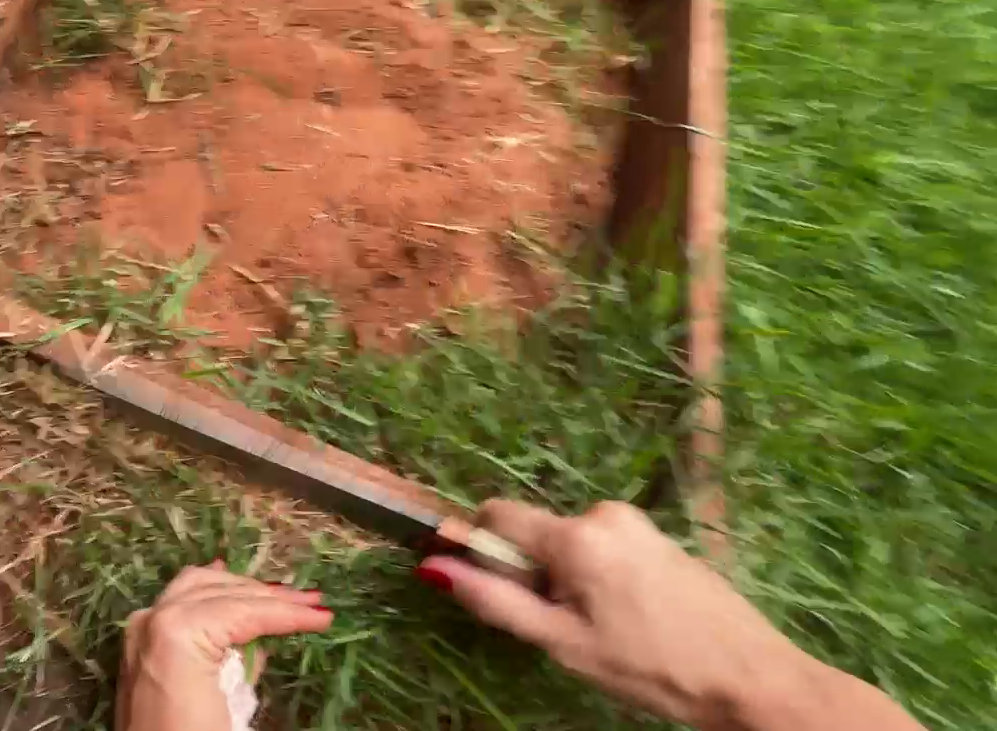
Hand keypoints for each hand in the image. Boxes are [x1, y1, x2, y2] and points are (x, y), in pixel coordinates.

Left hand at [119, 562, 332, 730]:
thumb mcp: (235, 709)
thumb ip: (250, 662)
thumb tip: (262, 641)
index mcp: (177, 632)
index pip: (242, 609)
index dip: (286, 611)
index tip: (323, 614)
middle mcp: (153, 619)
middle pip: (220, 591)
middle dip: (268, 596)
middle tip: (311, 603)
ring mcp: (141, 629)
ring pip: (197, 587)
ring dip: (240, 590)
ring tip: (281, 597)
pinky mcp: (139, 644)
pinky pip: (176, 600)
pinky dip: (207, 591)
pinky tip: (226, 580)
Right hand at [417, 501, 920, 730]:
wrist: (766, 686)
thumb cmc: (654, 668)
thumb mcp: (565, 644)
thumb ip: (494, 601)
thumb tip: (432, 566)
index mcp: (572, 535)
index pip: (495, 514)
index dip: (488, 549)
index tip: (512, 589)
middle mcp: (599, 512)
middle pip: (535, 529)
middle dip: (537, 568)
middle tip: (570, 620)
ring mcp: (634, 521)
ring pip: (569, 537)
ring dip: (570, 571)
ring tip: (609, 621)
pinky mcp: (660, 534)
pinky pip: (603, 541)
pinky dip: (601, 569)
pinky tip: (635, 613)